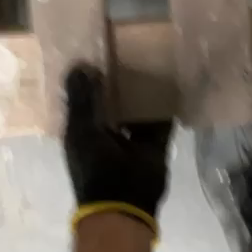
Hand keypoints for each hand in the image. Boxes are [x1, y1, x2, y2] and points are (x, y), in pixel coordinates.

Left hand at [63, 65, 173, 230]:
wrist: (125, 202)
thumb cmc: (95, 166)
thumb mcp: (81, 130)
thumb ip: (82, 100)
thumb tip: (79, 66)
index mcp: (85, 130)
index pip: (87, 99)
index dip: (91, 79)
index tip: (99, 51)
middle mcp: (108, 131)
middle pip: (114, 101)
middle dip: (120, 82)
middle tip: (130, 49)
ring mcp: (134, 137)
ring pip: (139, 108)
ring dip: (144, 92)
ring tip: (153, 60)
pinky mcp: (156, 142)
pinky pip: (162, 119)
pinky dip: (166, 105)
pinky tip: (171, 83)